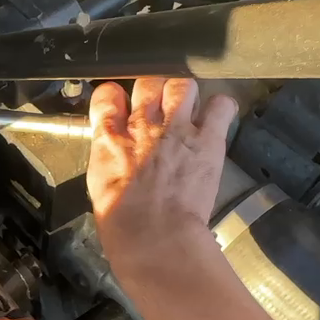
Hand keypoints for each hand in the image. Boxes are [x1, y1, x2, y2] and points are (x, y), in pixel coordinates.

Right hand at [87, 77, 236, 275]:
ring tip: (188, 112)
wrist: (154, 236)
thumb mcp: (99, 185)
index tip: (121, 109)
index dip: (114, 98)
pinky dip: (220, 109)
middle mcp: (142, 124)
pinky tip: (215, 121)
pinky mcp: (208, 139)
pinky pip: (220, 105)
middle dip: (153, 92)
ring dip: (184, 95)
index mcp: (109, 138)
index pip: (106, 95)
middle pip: (147, 82)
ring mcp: (177, 128)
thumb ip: (109, 158)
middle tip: (159, 112)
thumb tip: (115, 152)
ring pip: (182, 85)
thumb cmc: (122, 223)